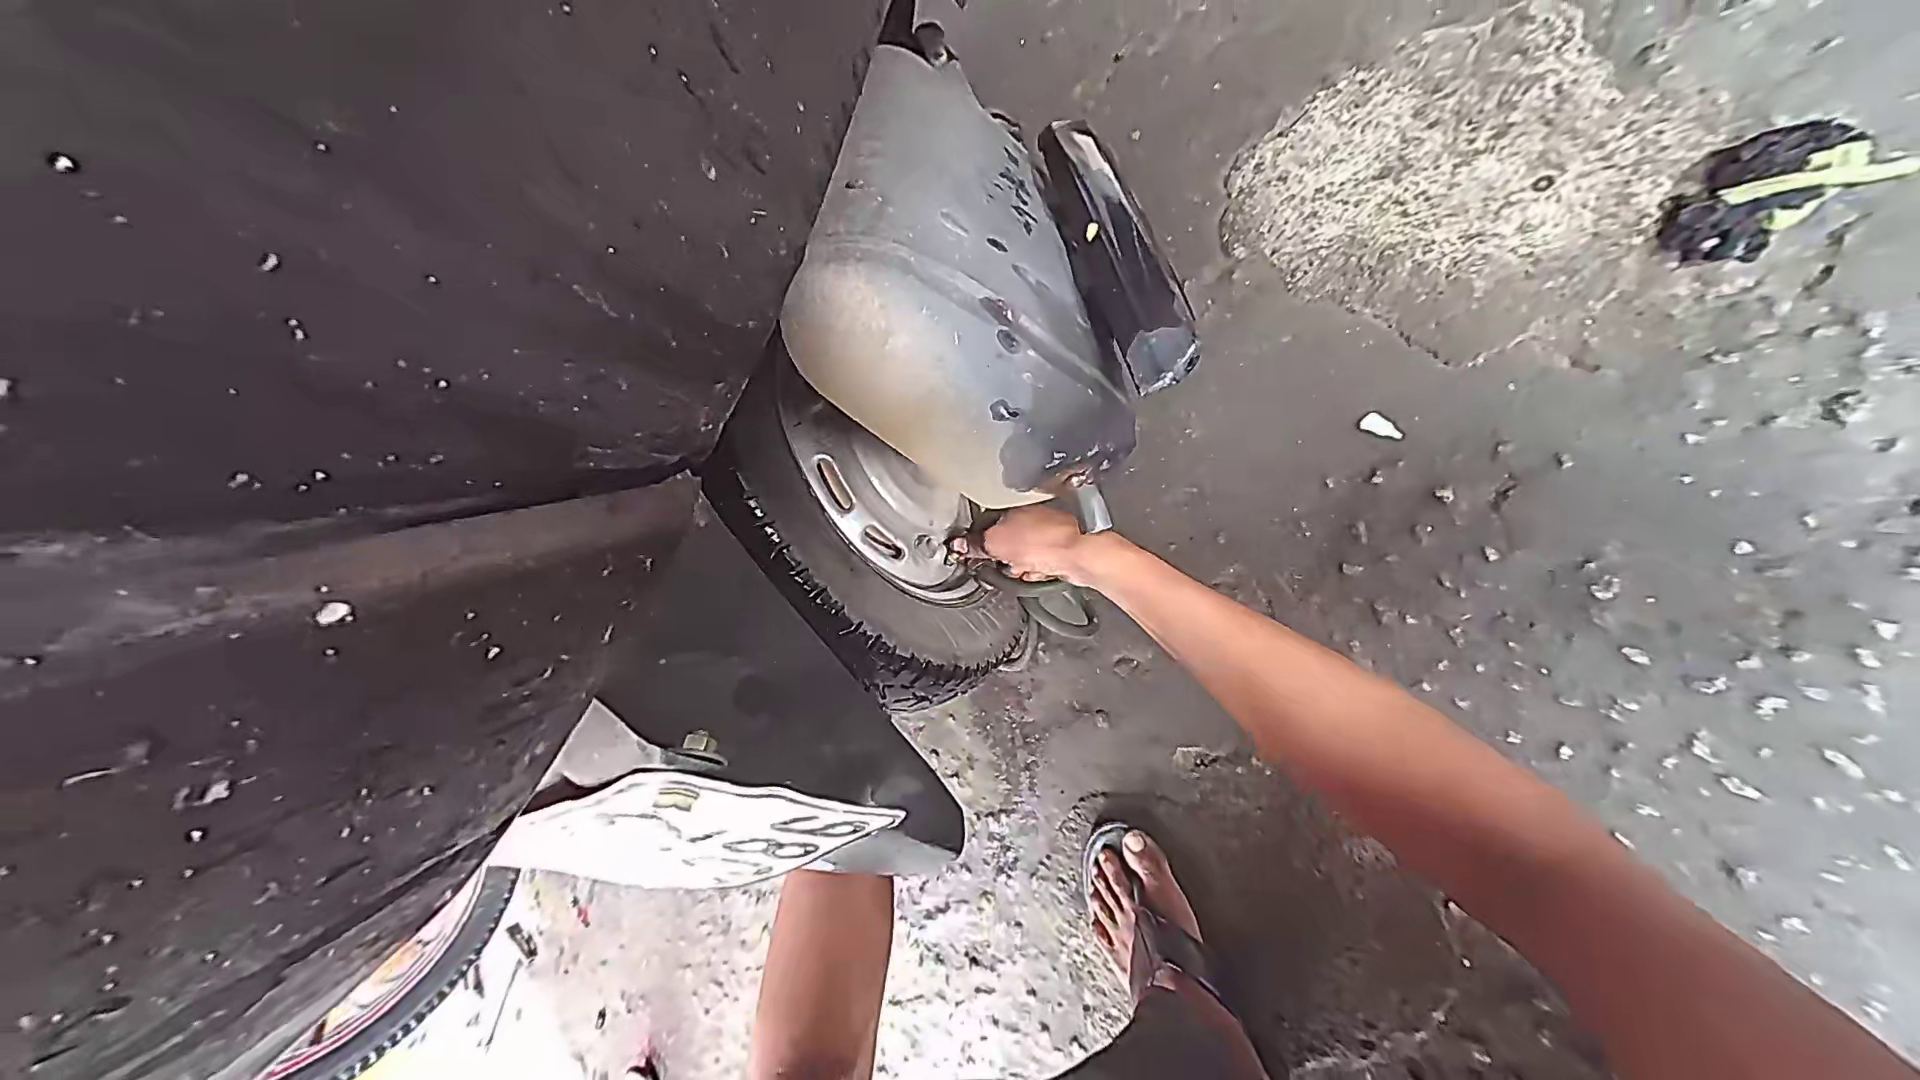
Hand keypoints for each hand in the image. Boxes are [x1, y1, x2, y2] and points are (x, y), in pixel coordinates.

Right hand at [957, 505, 1114, 586]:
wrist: (1080, 555)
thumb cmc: (1046, 542)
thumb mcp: (997, 544)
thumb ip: (978, 544)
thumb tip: (962, 544)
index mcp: (1013, 508)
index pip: (988, 524)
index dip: (983, 542)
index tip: (980, 553)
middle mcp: (1032, 516)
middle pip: (1006, 541)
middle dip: (1005, 557)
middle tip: (1006, 562)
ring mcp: (1048, 532)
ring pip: (1024, 555)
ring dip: (1023, 565)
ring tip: (1027, 567)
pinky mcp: (1061, 548)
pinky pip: (1041, 563)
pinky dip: (1039, 570)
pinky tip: (1042, 571)